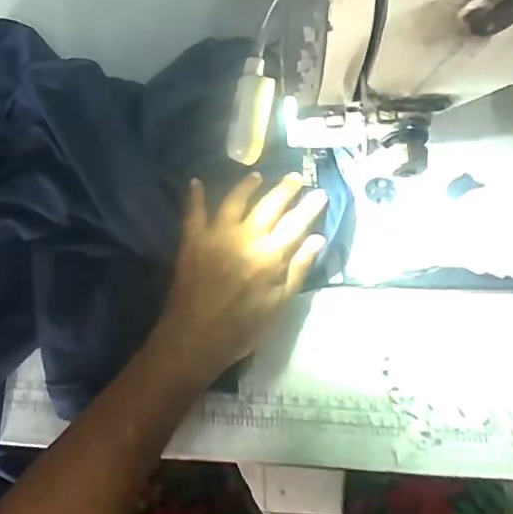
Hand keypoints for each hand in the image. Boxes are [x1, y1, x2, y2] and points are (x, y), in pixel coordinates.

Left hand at [141, 173, 327, 387]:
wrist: (194, 338)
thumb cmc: (241, 329)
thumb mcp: (278, 305)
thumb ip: (298, 269)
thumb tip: (317, 239)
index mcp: (270, 255)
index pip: (296, 223)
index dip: (310, 207)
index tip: (320, 193)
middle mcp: (245, 237)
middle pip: (269, 205)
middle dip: (285, 189)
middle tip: (295, 177)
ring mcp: (216, 235)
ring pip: (234, 201)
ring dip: (247, 186)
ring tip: (257, 176)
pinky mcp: (192, 240)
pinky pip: (194, 212)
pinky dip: (195, 195)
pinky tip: (196, 181)